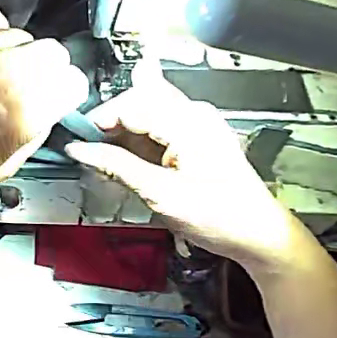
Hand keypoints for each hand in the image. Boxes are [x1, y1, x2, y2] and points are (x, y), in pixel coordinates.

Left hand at [0, 0, 87, 229]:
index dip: (63, 94)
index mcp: (25, 111)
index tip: (54, 99)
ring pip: (22, 34)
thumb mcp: (6, 166)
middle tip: (25, 90)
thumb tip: (48, 105)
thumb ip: (35, 127)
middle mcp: (5, 72)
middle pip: (53, 52)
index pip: (72, 82)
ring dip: (14, 54)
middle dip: (45, 72)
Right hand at [65, 59, 313, 274]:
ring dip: (121, 135)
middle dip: (108, 125)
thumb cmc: (224, 216)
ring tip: (106, 161)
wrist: (258, 235)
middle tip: (88, 150)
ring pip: (144, 115)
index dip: (98, 121)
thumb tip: (82, 150)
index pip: (129, 104)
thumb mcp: (160, 194)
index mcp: (188, 121)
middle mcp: (194, 115)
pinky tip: (128, 163)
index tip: (77, 141)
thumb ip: (117, 167)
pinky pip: (156, 129)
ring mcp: (196, 125)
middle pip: (136, 102)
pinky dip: (136, 144)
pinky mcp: (195, 140)